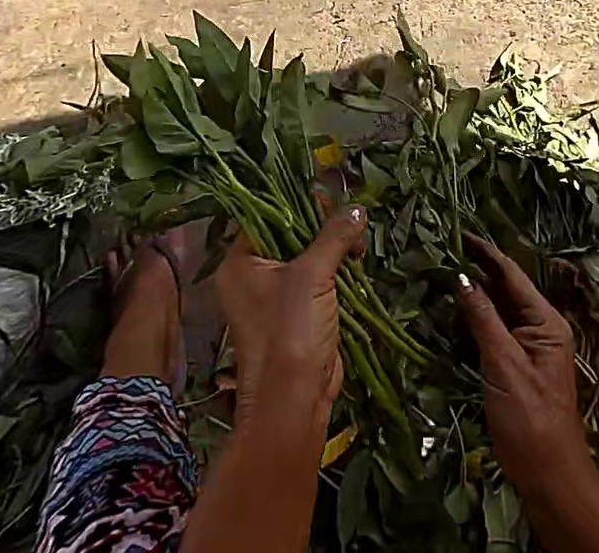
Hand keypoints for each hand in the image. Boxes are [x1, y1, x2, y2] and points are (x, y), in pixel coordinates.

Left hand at [214, 205, 366, 438]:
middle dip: (321, 227)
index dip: (297, 203)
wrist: (294, 401)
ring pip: (306, 257)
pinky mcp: (296, 314)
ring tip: (357, 245)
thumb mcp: (312, 275)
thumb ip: (334, 236)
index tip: (328, 197)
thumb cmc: (291, 332)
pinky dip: (336, 271)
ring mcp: (274, 297)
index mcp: (241, 262)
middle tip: (349, 220)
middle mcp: (252, 276)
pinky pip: (316, 281)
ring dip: (332, 249)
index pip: (266, 216)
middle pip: (288, 235)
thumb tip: (357, 208)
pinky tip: (356, 264)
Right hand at [454, 236, 592, 489]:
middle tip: (443, 247)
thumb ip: (482, 318)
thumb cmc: (530, 419)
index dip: (485, 253)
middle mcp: (539, 326)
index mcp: (546, 321)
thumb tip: (460, 276)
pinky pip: (492, 328)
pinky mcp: (514, 361)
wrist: (548, 475)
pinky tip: (451, 307)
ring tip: (442, 268)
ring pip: (497, 307)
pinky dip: (472, 315)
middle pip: (504, 287)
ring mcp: (527, 344)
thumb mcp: (504, 364)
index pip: (511, 275)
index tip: (459, 233)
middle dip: (476, 267)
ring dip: (472, 290)